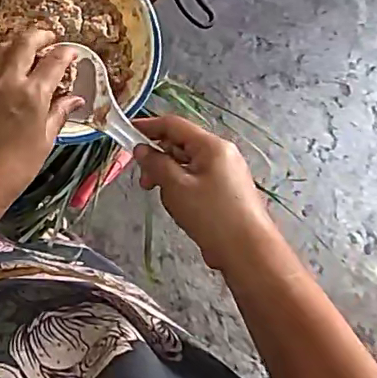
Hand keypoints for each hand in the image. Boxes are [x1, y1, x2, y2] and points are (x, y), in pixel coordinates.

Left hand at [0, 30, 81, 209]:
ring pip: (5, 46)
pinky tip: (17, 65)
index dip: (67, 53)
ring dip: (21, 41)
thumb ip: (59, 112)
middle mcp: (10, 81)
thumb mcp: (46, 139)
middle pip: (25, 42)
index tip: (74, 53)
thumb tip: (74, 99)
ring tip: (35, 48)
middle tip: (53, 40)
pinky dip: (7, 55)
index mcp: (32, 93)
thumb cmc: (16, 165)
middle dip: (41, 35)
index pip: (54, 60)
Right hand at [133, 115, 273, 270]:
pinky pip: (197, 177)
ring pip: (187, 162)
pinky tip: (178, 204)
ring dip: (168, 173)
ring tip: (161, 195)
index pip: (174, 125)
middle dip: (158, 157)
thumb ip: (155, 163)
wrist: (249, 253)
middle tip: (144, 180)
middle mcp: (222, 153)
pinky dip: (181, 184)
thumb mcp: (175, 186)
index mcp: (211, 146)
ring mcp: (227, 171)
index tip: (127, 131)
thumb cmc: (212, 215)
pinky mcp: (227, 189)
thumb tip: (141, 149)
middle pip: (180, 144)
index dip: (147, 126)